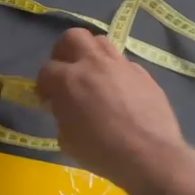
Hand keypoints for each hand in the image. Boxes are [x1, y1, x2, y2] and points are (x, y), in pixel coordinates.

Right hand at [37, 28, 190, 188]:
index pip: (46, 69)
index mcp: (68, 80)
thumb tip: (65, 107)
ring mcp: (121, 66)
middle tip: (66, 70)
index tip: (48, 98)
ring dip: (91, 53)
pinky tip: (118, 90)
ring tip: (92, 73)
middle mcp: (93, 64)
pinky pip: (124, 63)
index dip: (44, 84)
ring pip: (101, 41)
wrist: (150, 156)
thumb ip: (62, 114)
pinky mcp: (143, 74)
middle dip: (64, 51)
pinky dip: (115, 71)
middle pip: (73, 37)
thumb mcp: (67, 138)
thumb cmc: (101, 152)